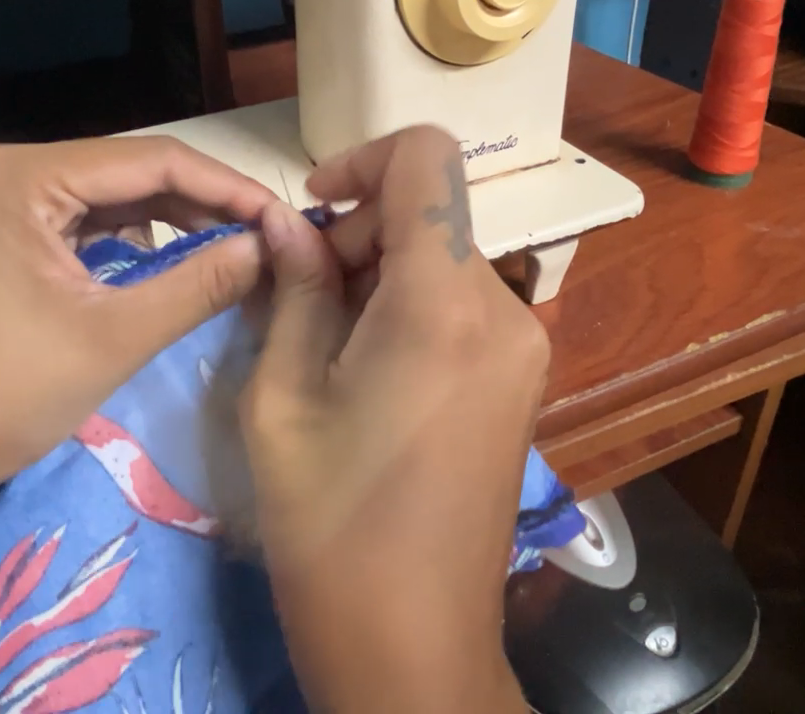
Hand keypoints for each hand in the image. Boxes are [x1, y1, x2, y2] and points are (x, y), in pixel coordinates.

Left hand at [0, 137, 277, 509]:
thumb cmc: (10, 393)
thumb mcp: (118, 335)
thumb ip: (201, 283)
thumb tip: (270, 246)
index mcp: (26, 177)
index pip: (153, 161)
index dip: (226, 187)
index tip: (281, 215)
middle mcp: (16, 169)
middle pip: (136, 172)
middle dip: (206, 203)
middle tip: (268, 234)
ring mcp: (12, 197)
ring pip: (119, 194)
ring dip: (179, 219)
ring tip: (237, 247)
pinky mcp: (16, 227)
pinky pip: (95, 218)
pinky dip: (143, 238)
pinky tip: (183, 258)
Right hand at [242, 126, 546, 713]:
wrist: (413, 645)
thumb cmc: (329, 525)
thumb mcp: (282, 396)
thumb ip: (292, 288)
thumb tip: (286, 220)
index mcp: (441, 304)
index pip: (426, 158)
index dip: (362, 158)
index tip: (312, 208)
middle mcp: (502, 309)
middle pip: (430, 212)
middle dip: (359, 231)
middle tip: (300, 295)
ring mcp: (521, 346)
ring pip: (444, 256)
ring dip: (380, 271)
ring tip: (325, 342)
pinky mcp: (520, 378)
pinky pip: (461, 302)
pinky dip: (409, 304)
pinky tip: (367, 366)